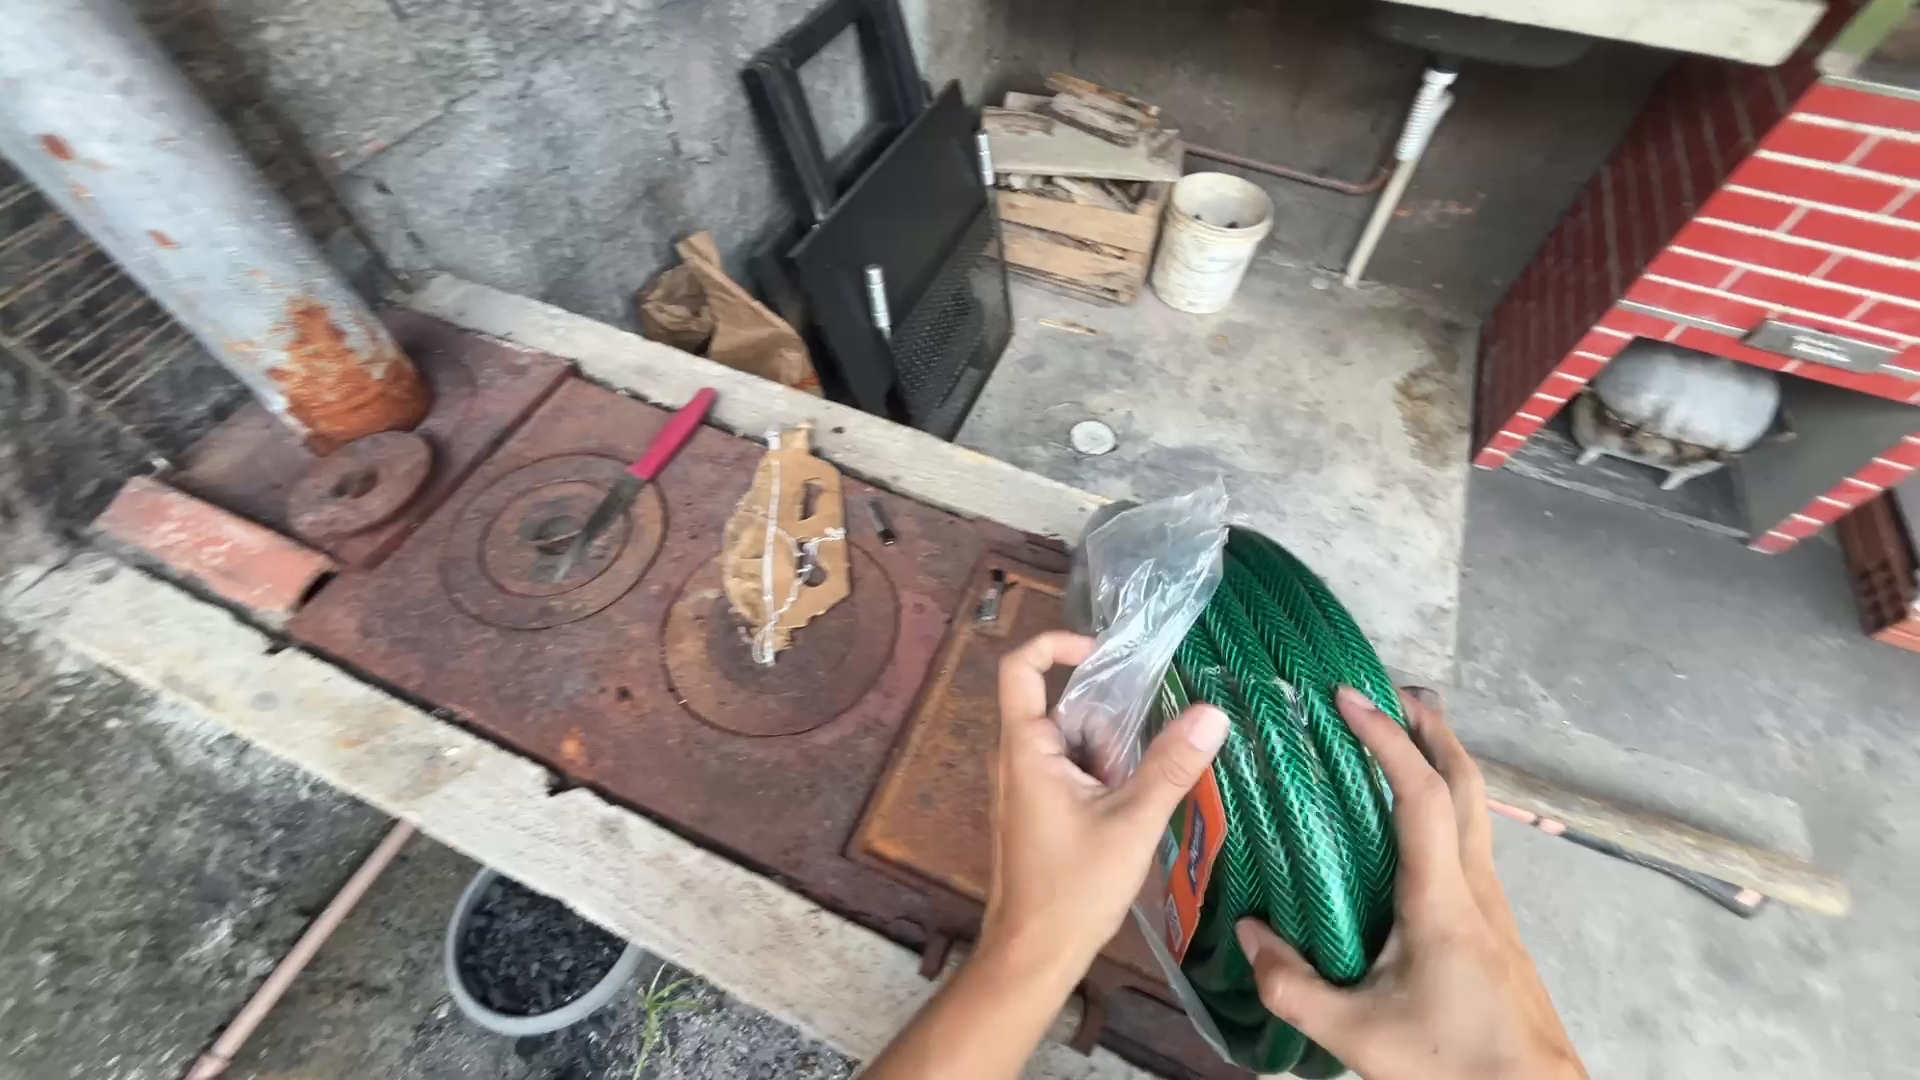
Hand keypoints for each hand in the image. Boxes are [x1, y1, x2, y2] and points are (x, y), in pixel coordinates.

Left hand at [980, 631, 1229, 985]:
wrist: (1032, 954)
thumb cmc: (1073, 888)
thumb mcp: (1131, 822)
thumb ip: (1170, 766)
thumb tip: (1213, 713)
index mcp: (1025, 745)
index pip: (1021, 666)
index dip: (1057, 644)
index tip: (1103, 653)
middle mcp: (1016, 754)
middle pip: (1062, 707)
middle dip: (1107, 723)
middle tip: (1141, 758)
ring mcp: (1024, 781)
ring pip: (1072, 741)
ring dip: (1109, 756)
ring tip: (1135, 794)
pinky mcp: (1035, 805)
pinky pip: (1069, 768)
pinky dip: (1100, 776)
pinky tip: (1127, 809)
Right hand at [1235, 686, 1586, 1079]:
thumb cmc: (1455, 1065)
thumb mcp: (1358, 1038)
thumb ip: (1291, 986)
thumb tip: (1245, 931)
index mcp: (1442, 898)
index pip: (1422, 795)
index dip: (1387, 738)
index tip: (1348, 698)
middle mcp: (1474, 884)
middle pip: (1468, 783)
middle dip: (1430, 727)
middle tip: (1388, 690)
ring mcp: (1491, 901)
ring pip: (1476, 806)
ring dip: (1439, 756)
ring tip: (1397, 732)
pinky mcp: (1492, 919)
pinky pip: (1468, 834)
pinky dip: (1441, 795)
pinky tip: (1405, 813)